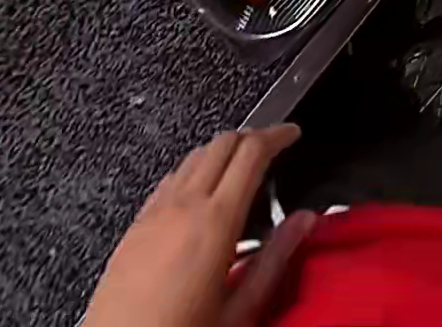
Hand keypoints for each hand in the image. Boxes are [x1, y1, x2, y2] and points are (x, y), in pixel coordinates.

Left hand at [82, 125, 313, 326]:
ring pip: (196, 153)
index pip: (250, 152)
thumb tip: (302, 223)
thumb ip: (274, 260)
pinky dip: (195, 168)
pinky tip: (202, 192)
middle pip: (223, 141)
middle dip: (252, 135)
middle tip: (273, 146)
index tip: (291, 133)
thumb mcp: (240, 312)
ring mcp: (157, 209)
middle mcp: (184, 203)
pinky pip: (172, 176)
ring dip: (223, 149)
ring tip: (242, 168)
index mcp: (215, 221)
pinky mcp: (138, 221)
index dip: (276, 135)